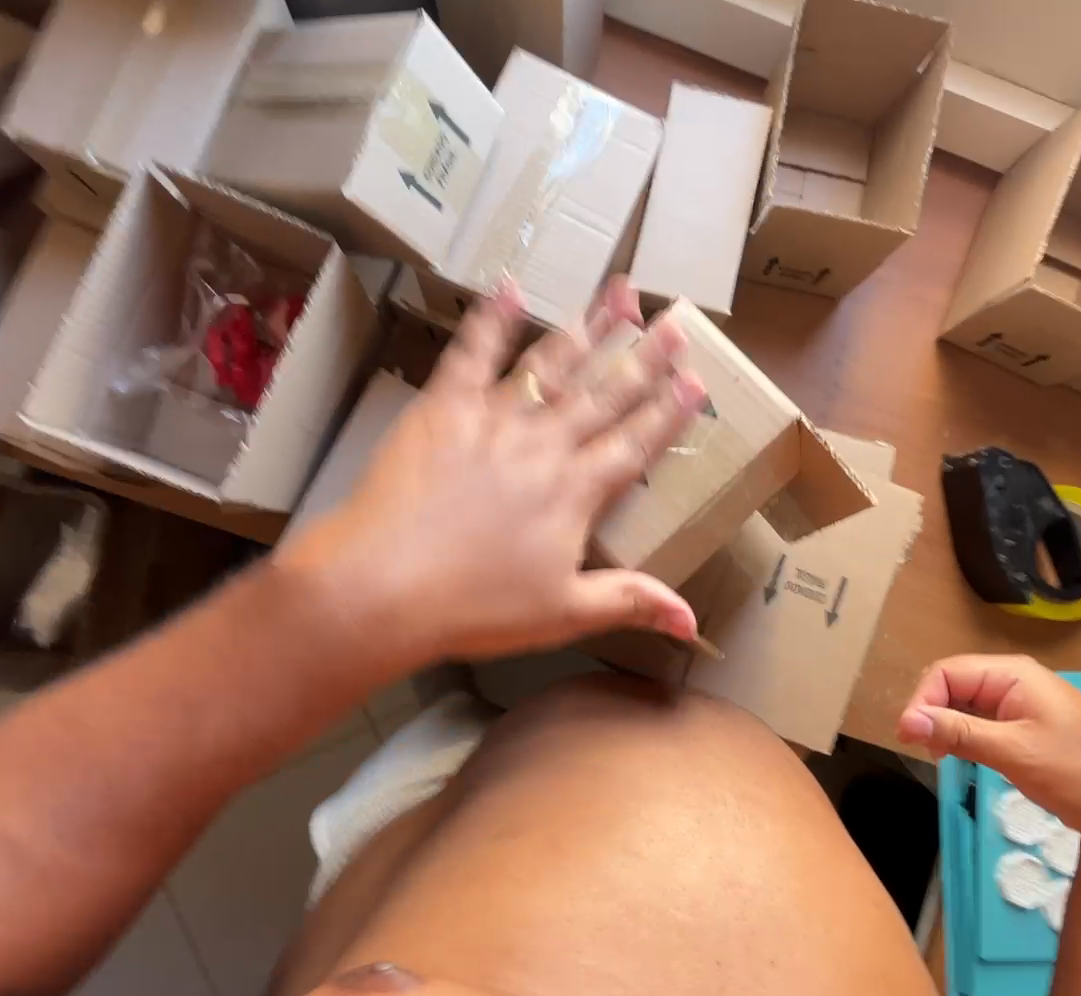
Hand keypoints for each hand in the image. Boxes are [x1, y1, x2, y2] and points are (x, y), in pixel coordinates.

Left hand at [281, 277, 706, 669]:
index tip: (696, 380)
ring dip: (587, 328)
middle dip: (643, 358)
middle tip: (674, 321)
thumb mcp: (563, 613)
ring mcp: (493, 420)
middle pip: (603, 395)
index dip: (668, 413)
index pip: (635, 444)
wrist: (384, 586)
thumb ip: (630, 602)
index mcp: (576, 492)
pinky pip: (471, 354)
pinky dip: (491, 320)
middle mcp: (544, 445)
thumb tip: (692, 622)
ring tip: (617, 294)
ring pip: (550, 365)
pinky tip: (510, 287)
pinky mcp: (444, 409)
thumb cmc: (477, 607)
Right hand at [897, 655, 1080, 849]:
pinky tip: (963, 757)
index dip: (921, 701)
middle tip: (928, 751)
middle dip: (932, 712)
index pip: (945, 672)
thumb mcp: (1014, 753)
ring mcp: (1023, 704)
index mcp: (1013, 674)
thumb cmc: (1080, 775)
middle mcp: (1015, 681)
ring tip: (943, 757)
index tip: (908, 738)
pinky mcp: (1028, 727)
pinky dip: (965, 736)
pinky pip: (982, 721)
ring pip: (965, 705)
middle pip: (952, 685)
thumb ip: (958, 732)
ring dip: (947, 726)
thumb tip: (907, 721)